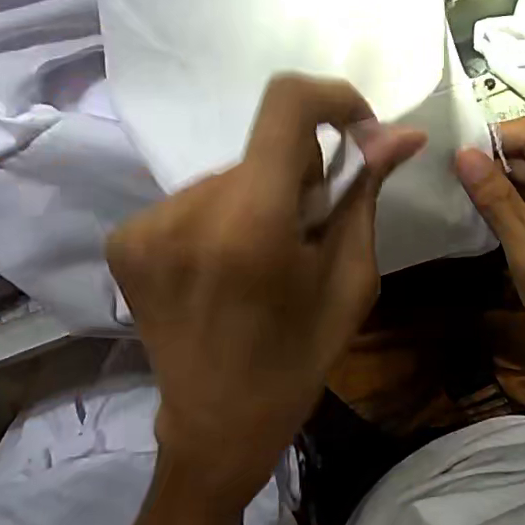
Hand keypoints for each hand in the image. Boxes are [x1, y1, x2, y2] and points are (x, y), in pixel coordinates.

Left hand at [107, 74, 425, 508]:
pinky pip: (194, 199)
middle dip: (299, 175)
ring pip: (230, 175)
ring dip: (259, 198)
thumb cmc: (299, 359)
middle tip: (309, 232)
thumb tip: (400, 134)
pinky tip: (226, 269)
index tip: (357, 131)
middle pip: (262, 147)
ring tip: (265, 261)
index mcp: (252, 225)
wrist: (217, 426)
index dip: (331, 99)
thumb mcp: (351, 279)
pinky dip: (222, 219)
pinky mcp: (123, 239)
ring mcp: (144, 225)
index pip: (286, 104)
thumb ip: (366, 193)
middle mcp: (187, 212)